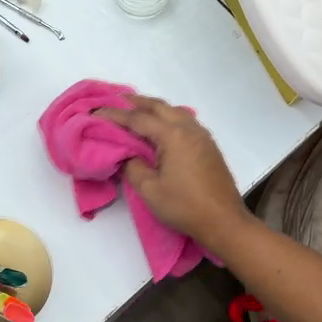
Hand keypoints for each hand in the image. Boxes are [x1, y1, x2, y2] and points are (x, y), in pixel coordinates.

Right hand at [98, 95, 255, 248]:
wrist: (224, 221)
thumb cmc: (185, 206)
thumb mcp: (150, 190)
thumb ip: (133, 167)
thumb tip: (127, 155)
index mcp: (173, 136)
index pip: (138, 118)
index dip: (115, 114)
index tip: (96, 111)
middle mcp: (189, 128)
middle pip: (158, 106)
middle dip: (135, 102)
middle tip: (115, 100)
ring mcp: (202, 136)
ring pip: (174, 111)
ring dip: (154, 108)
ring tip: (136, 110)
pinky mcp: (208, 146)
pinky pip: (185, 121)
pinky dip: (168, 117)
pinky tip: (161, 127)